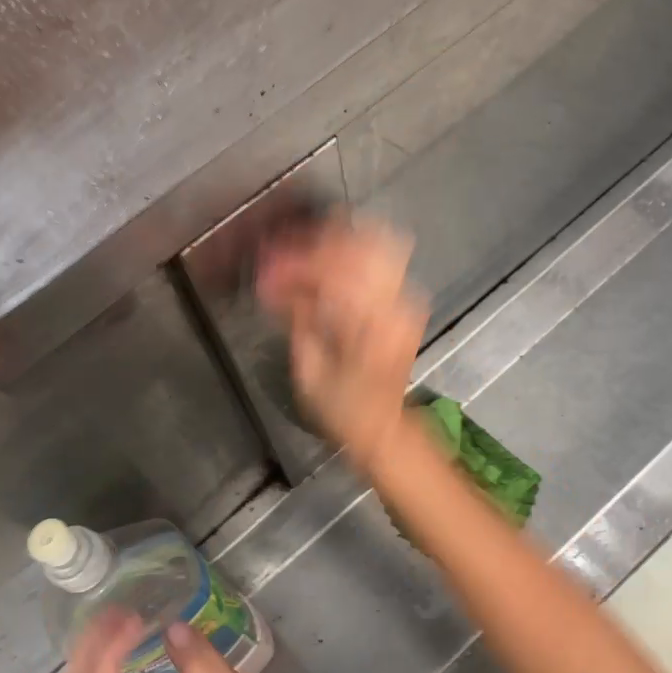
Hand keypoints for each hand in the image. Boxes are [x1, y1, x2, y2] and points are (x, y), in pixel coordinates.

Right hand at [256, 217, 427, 461]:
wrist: (386, 431)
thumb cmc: (343, 410)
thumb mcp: (309, 371)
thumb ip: (298, 318)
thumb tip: (276, 283)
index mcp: (369, 321)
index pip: (332, 270)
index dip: (294, 263)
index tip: (266, 266)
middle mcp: (394, 302)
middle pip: (361, 243)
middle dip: (317, 240)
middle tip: (284, 250)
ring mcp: (405, 299)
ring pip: (376, 244)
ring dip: (335, 243)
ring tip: (303, 252)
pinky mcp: (405, 302)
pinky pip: (380, 261)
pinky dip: (349, 256)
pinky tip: (322, 267)